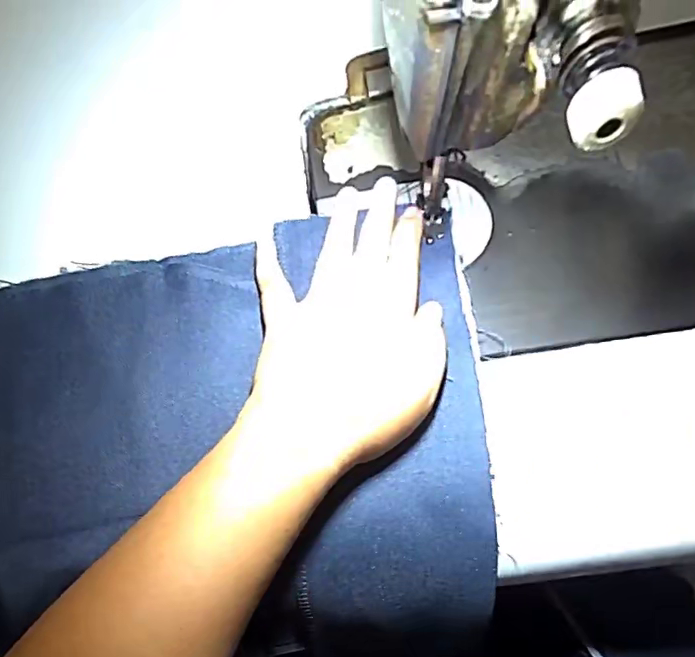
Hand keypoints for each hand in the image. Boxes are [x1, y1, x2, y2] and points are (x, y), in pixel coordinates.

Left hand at [241, 177, 448, 475]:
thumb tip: (430, 313)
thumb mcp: (422, 382)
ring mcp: (315, 306)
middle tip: (382, 186)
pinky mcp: (282, 323)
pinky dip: (268, 259)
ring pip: (330, 253)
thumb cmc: (369, 413)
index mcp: (391, 310)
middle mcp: (353, 298)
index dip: (407, 234)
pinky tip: (264, 237)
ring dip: (339, 224)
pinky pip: (274, 284)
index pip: (402, 261)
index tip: (410, 213)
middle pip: (368, 246)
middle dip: (377, 214)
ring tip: (347, 199)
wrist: (307, 431)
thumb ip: (430, 341)